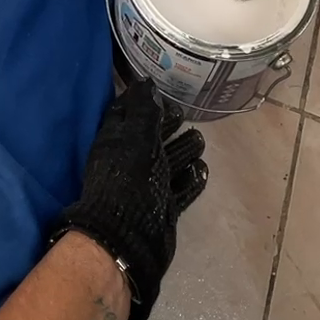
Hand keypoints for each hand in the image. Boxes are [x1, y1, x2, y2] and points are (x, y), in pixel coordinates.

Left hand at [54, 81, 207, 319]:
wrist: (128, 236)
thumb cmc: (129, 178)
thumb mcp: (136, 137)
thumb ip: (143, 110)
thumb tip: (146, 82)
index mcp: (116, 139)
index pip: (127, 111)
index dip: (142, 100)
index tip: (161, 88)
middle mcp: (130, 159)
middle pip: (151, 136)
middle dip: (167, 124)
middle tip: (185, 113)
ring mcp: (147, 184)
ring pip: (168, 161)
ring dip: (183, 150)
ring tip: (200, 139)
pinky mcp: (163, 206)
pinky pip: (180, 188)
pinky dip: (191, 179)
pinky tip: (203, 169)